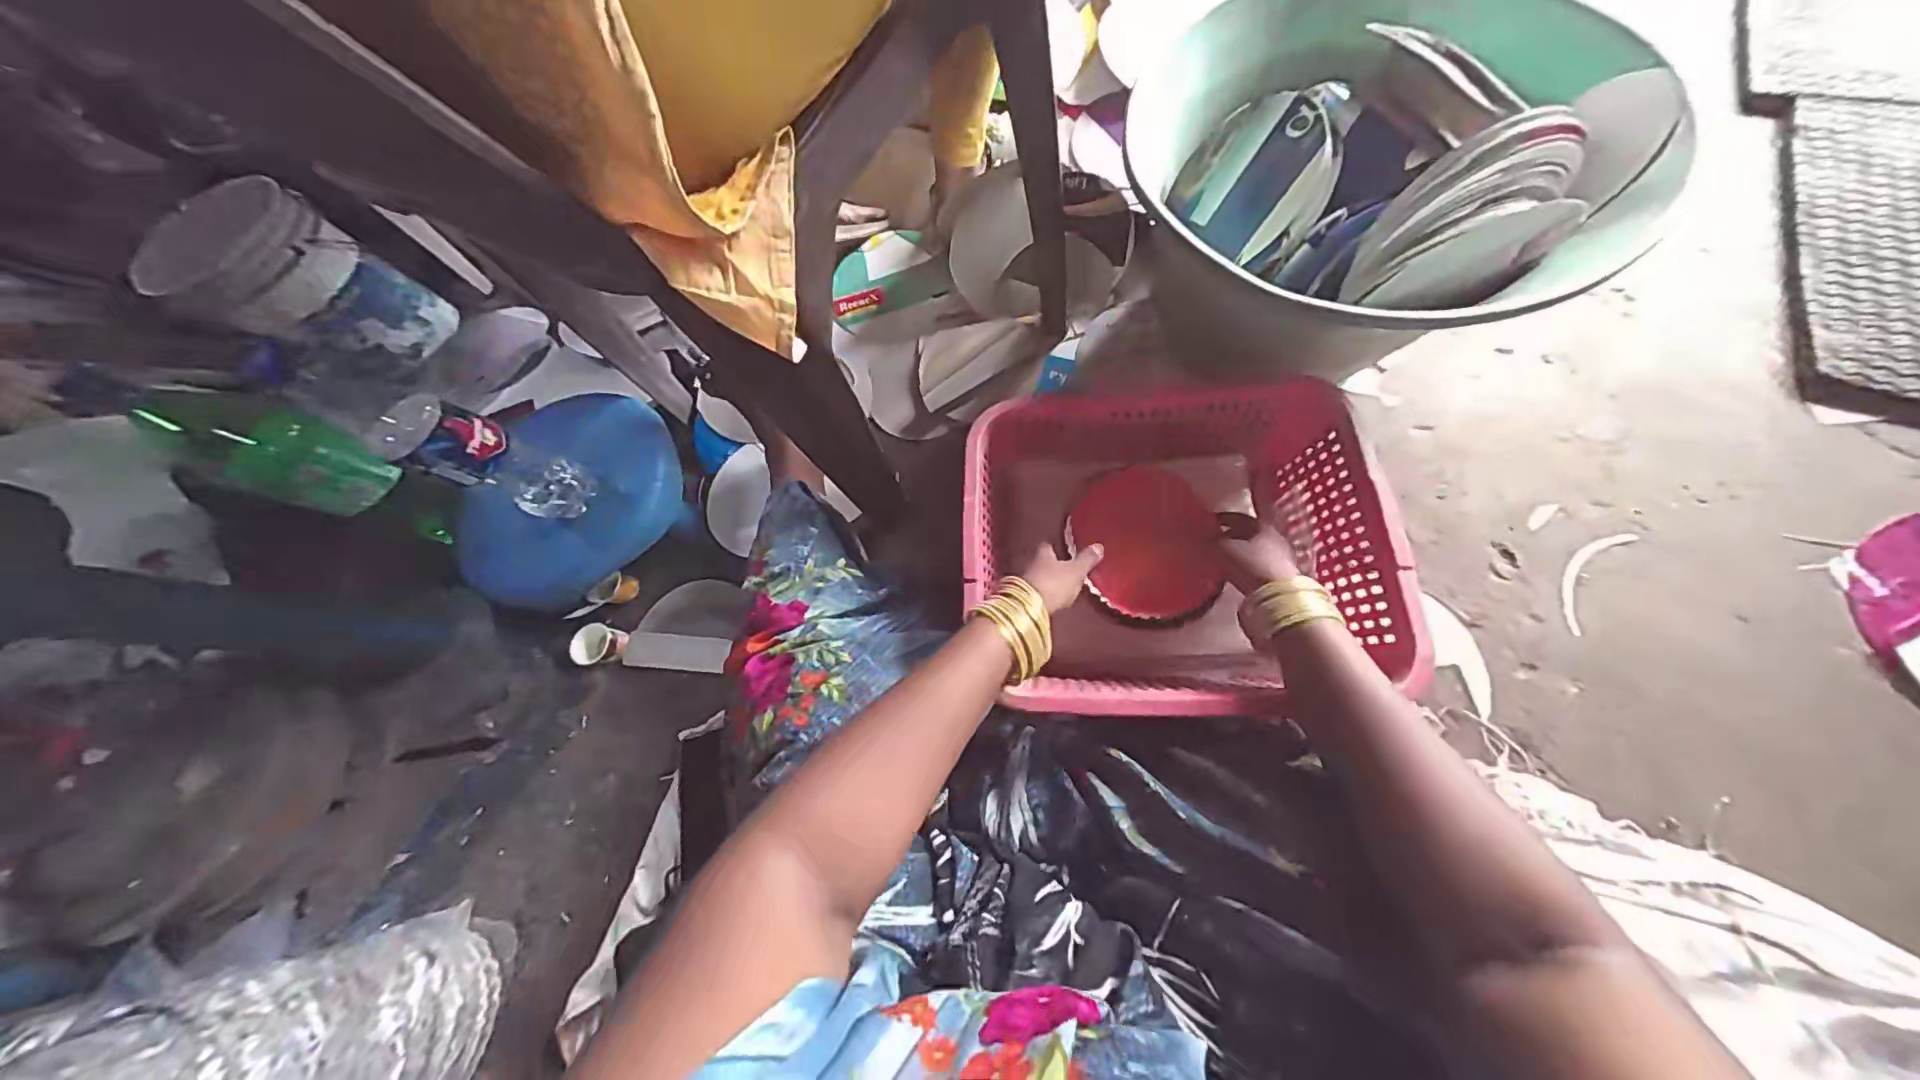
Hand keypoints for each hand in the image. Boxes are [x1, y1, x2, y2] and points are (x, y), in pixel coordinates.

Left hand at [1014, 543, 1103, 612]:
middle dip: (1051, 565)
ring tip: (1058, 586)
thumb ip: (1086, 560)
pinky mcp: (1021, 597)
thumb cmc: (1053, 584)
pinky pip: (1033, 592)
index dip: (1056, 547)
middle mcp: (1030, 564)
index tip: (1065, 550)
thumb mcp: (1075, 572)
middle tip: (1063, 569)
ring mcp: (1023, 581)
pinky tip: (1049, 600)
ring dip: (1045, 580)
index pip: (1048, 545)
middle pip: (1041, 561)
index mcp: (1043, 554)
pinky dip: (1041, 594)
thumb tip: (1098, 546)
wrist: (1029, 609)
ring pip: (1037, 576)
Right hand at [1217, 511, 1300, 592]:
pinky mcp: (1285, 568)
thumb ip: (1214, 540)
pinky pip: (1262, 557)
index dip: (1223, 519)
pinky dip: (1251, 557)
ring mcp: (1282, 551)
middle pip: (1250, 530)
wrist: (1278, 594)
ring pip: (1257, 544)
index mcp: (1261, 526)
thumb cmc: (1250, 567)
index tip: (1211, 521)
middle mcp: (1274, 534)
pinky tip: (1242, 564)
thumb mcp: (1226, 551)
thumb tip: (1204, 534)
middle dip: (1233, 532)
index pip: (1239, 518)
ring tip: (1228, 553)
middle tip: (1218, 537)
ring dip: (1243, 546)